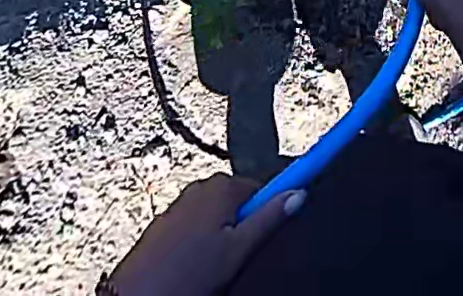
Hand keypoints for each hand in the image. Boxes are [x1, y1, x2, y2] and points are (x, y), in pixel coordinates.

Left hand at [98, 175, 301, 295]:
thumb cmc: (185, 277)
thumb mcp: (238, 251)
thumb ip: (269, 218)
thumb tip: (298, 195)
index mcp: (222, 187)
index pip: (261, 186)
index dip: (267, 209)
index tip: (274, 220)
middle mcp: (200, 187)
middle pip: (237, 202)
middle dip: (239, 227)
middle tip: (233, 257)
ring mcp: (180, 205)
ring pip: (214, 218)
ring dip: (217, 238)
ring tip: (208, 269)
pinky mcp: (164, 224)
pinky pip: (193, 228)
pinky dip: (196, 244)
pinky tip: (190, 269)